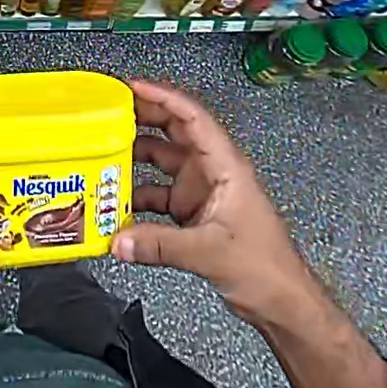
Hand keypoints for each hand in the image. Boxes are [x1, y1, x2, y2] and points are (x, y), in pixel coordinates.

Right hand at [112, 79, 319, 325]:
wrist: (281, 300)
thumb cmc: (265, 266)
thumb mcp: (210, 252)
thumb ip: (159, 246)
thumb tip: (118, 240)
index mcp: (225, 165)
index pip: (192, 118)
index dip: (163, 97)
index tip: (134, 88)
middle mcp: (212, 170)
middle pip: (175, 131)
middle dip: (144, 117)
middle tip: (111, 110)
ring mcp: (202, 190)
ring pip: (163, 161)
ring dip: (136, 155)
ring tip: (105, 151)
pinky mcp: (194, 211)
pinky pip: (159, 193)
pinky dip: (138, 195)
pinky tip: (118, 202)